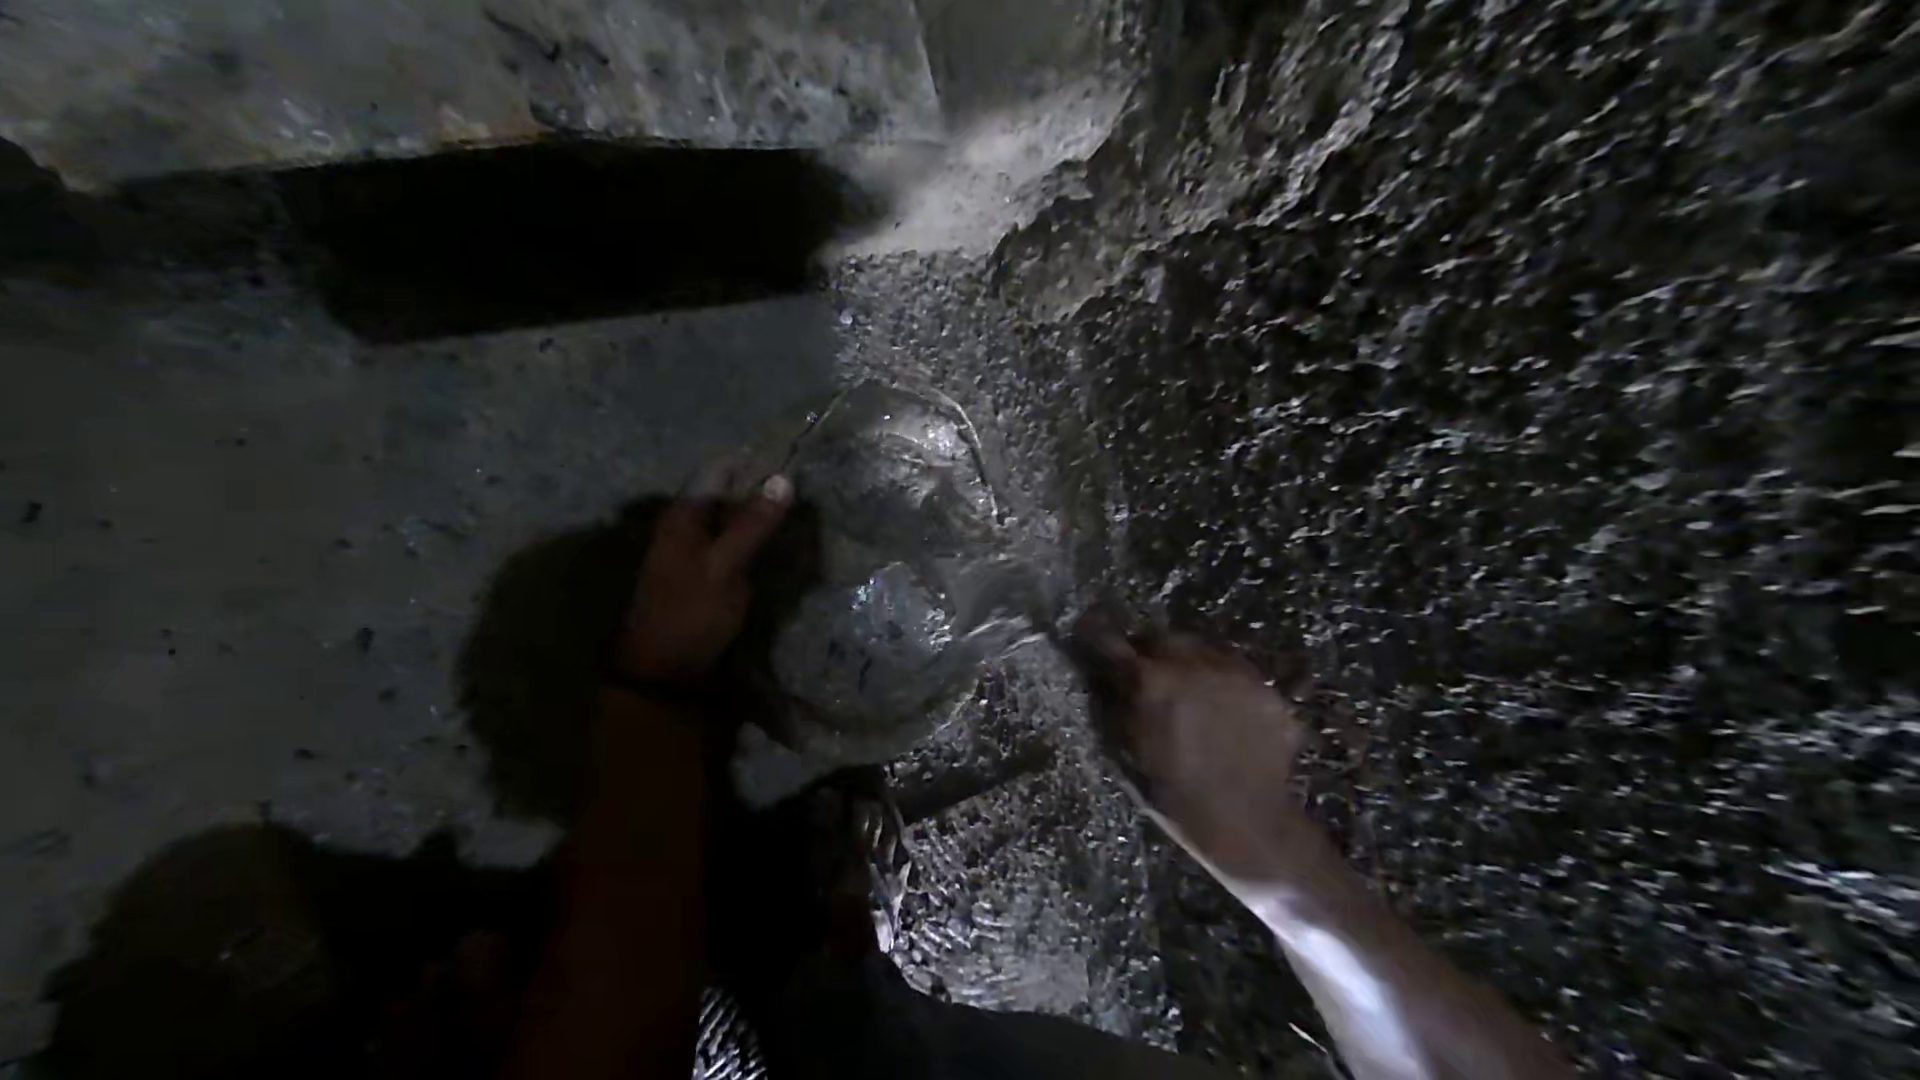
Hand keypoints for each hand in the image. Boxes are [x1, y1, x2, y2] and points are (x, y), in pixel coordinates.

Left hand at [617, 474, 792, 682]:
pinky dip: (758, 542)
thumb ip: (752, 523)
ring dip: (764, 518)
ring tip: (804, 516)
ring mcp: (696, 551)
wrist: (665, 671)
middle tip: (808, 492)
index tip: (796, 461)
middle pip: (728, 493)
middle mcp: (686, 525)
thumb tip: (783, 478)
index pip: (720, 468)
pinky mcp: (708, 574)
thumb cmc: (692, 612)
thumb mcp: (725, 566)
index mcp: (684, 515)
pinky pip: (736, 545)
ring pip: (734, 520)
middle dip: (764, 490)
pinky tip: (784, 546)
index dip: (755, 462)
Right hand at [1070, 611, 1314, 878]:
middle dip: (1146, 648)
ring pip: (1201, 646)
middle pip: (1161, 636)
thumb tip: (1102, 679)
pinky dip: (1219, 676)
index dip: (1095, 633)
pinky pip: (1234, 668)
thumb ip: (1115, 707)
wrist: (1250, 824)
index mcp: (1151, 682)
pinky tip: (1220, 704)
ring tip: (1185, 685)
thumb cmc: (1177, 798)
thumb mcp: (1129, 755)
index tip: (1087, 627)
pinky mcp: (1265, 688)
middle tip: (1144, 670)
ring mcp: (1234, 673)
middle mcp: (1192, 665)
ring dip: (1185, 658)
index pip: (1112, 643)